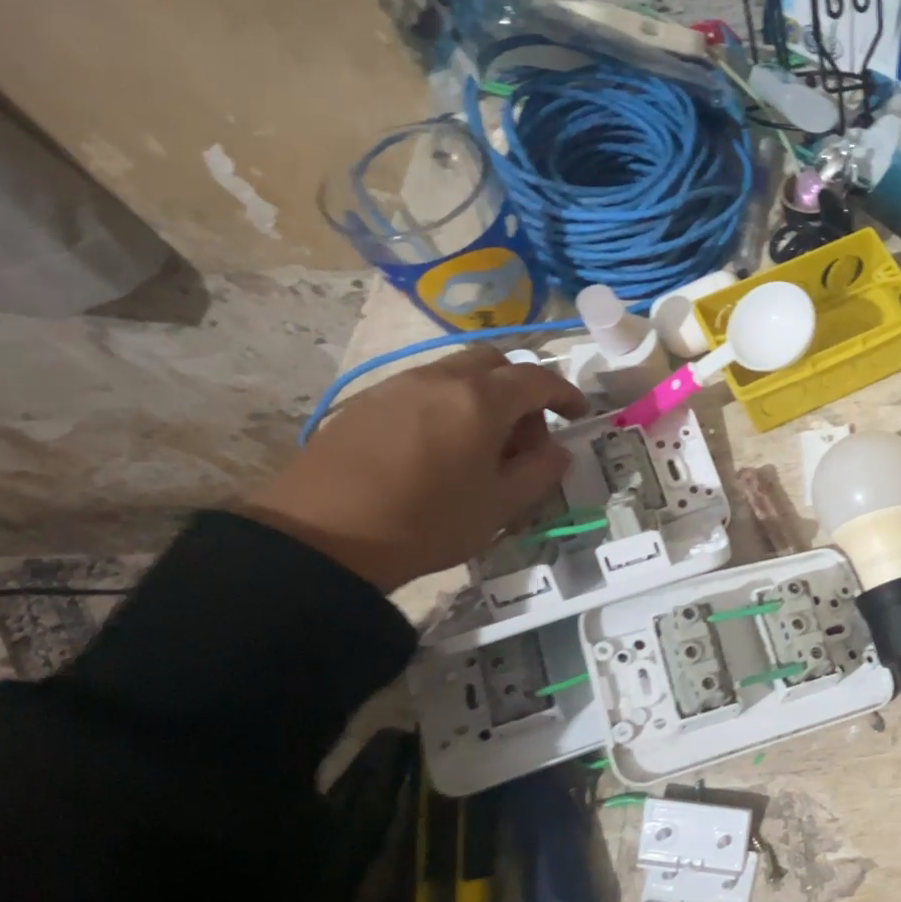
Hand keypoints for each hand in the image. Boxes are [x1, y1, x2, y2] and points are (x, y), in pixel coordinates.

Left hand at [243, 348, 587, 591]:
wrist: (322, 538)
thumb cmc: (427, 522)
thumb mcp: (500, 506)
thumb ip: (540, 472)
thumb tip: (558, 451)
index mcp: (480, 400)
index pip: (537, 379)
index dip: (565, 394)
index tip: (579, 415)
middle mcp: (439, 380)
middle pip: (493, 363)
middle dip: (521, 390)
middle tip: (528, 433)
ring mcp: (397, 387)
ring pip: (455, 374)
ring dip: (482, 398)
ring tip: (484, 446)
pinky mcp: (365, 404)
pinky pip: (423, 391)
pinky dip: (448, 406)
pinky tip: (442, 449)